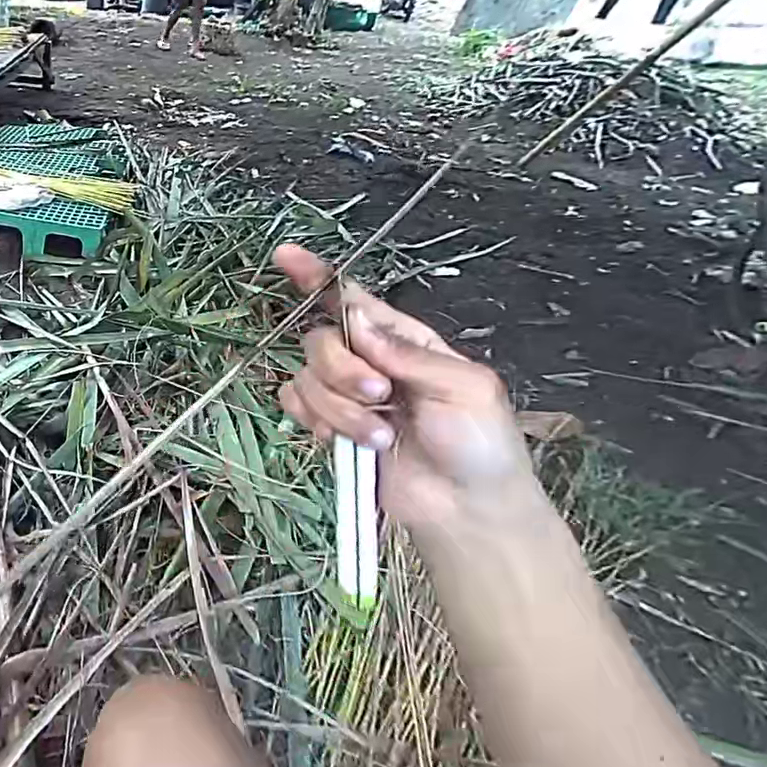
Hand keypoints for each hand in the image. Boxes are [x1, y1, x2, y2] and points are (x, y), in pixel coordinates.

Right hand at [273, 244, 540, 538]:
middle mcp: (365, 360)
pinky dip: (316, 420)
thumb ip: (407, 353)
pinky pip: (295, 405)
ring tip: (380, 435)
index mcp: (400, 340)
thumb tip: (356, 318)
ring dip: (341, 409)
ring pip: (306, 377)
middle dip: (342, 369)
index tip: (285, 256)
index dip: (315, 275)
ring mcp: (343, 394)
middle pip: (320, 340)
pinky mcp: (327, 425)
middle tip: (381, 394)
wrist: (466, 510)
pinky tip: (345, 440)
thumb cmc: (481, 443)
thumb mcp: (464, 387)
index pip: (350, 298)